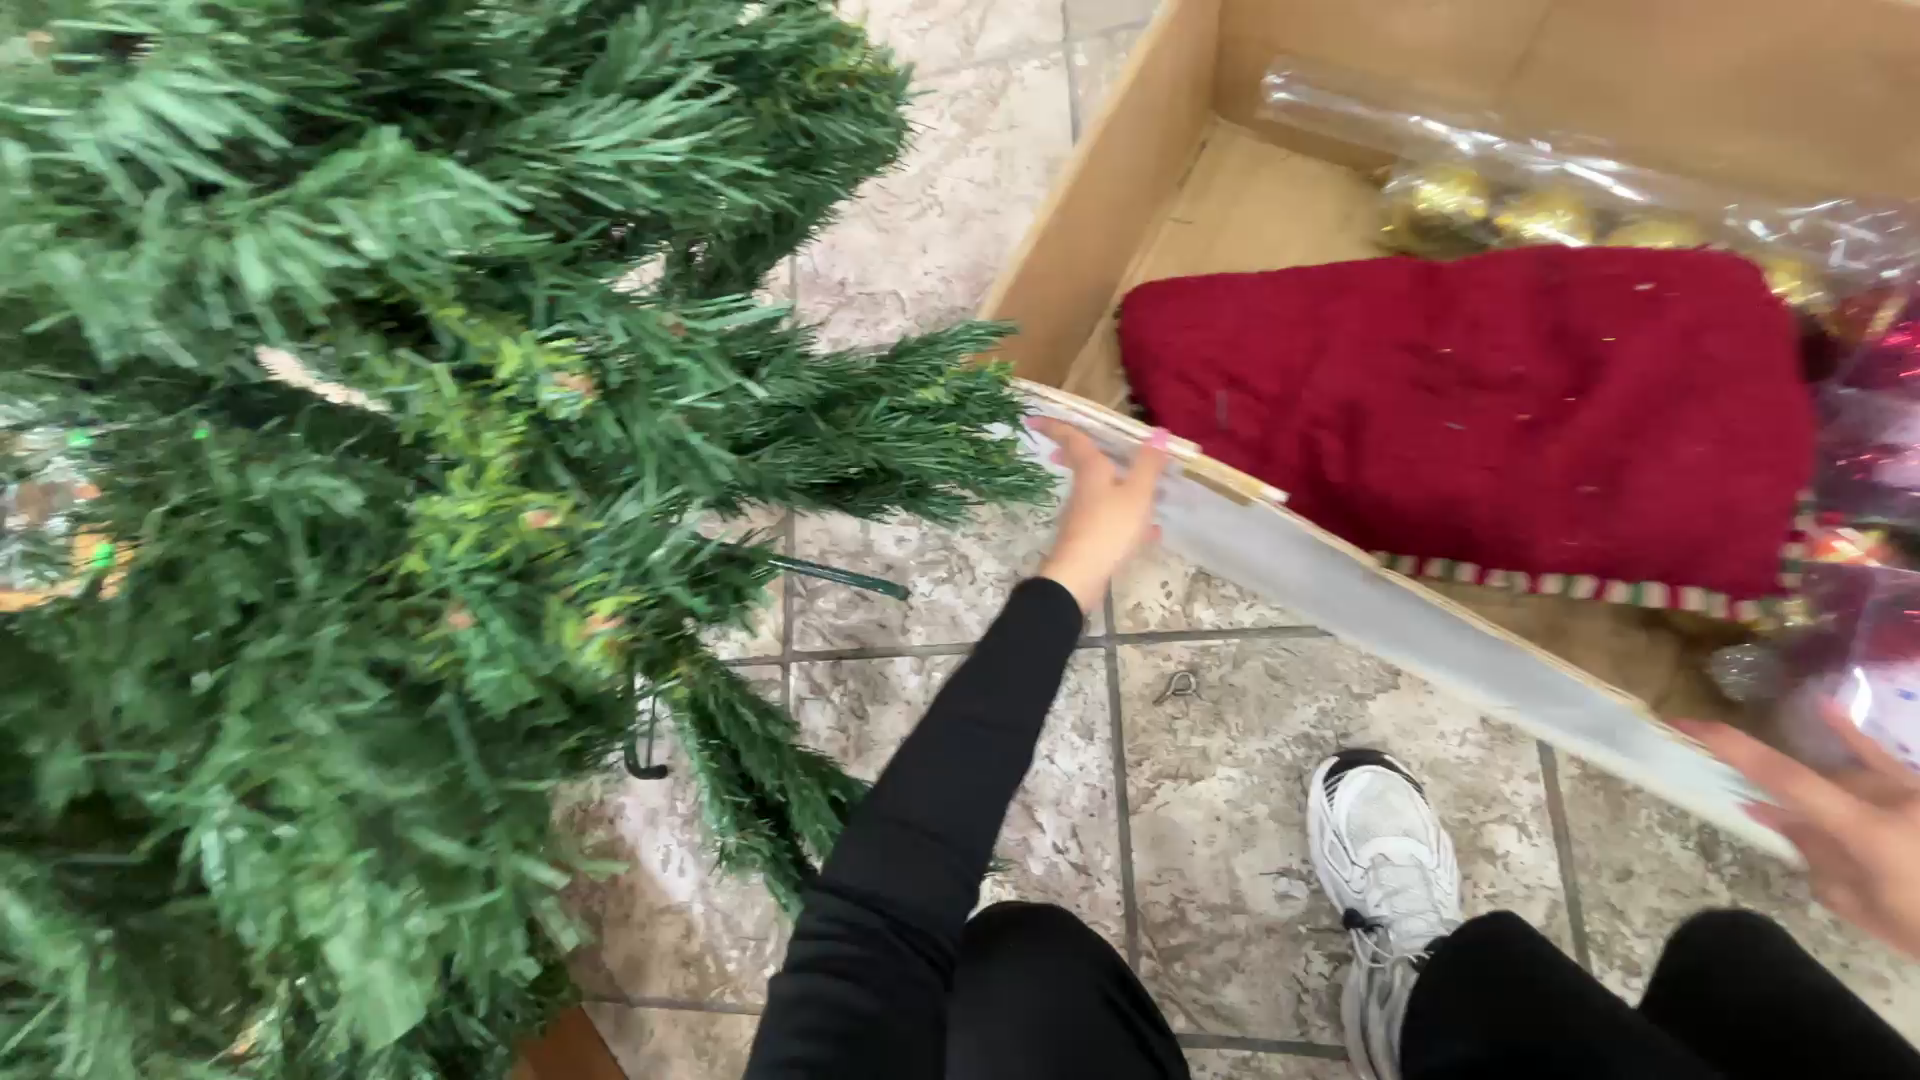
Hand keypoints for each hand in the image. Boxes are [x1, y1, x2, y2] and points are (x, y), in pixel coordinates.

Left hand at [1028, 417, 1167, 613]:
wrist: (1080, 576)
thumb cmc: (1108, 528)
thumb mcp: (1137, 494)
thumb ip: (1149, 465)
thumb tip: (1159, 432)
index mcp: (1092, 471)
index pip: (1073, 439)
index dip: (1056, 425)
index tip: (1034, 418)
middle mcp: (1083, 490)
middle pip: (1080, 465)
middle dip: (1076, 452)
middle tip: (1069, 444)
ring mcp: (1083, 516)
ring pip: (1098, 493)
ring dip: (1109, 484)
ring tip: (1131, 484)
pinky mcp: (1089, 540)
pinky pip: (1110, 521)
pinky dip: (1126, 518)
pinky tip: (1148, 532)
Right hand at [1676, 711, 1919, 958]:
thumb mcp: (1855, 902)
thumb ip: (1811, 851)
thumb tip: (1771, 812)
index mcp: (1868, 829)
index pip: (1784, 776)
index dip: (1731, 747)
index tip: (1686, 722)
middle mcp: (1892, 799)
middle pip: (1817, 783)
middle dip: (1799, 808)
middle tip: (1813, 844)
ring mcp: (1914, 793)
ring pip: (1845, 777)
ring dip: (1827, 798)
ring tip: (1843, 833)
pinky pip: (1885, 758)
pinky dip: (1853, 737)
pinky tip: (1825, 709)